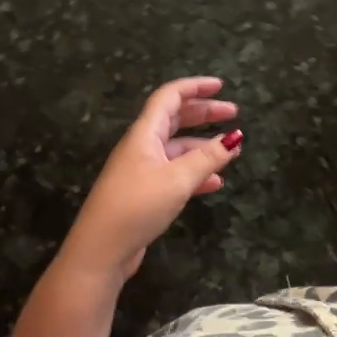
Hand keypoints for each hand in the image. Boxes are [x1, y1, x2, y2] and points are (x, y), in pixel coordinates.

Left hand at [60, 77, 243, 279]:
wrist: (101, 250)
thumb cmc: (137, 206)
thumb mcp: (177, 180)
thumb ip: (207, 158)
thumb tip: (235, 137)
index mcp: (144, 133)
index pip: (170, 96)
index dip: (195, 86)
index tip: (221, 86)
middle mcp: (142, 145)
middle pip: (174, 118)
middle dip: (204, 113)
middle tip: (233, 113)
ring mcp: (141, 169)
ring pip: (176, 147)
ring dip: (203, 146)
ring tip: (231, 151)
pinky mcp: (144, 192)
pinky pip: (174, 172)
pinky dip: (195, 173)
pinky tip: (215, 183)